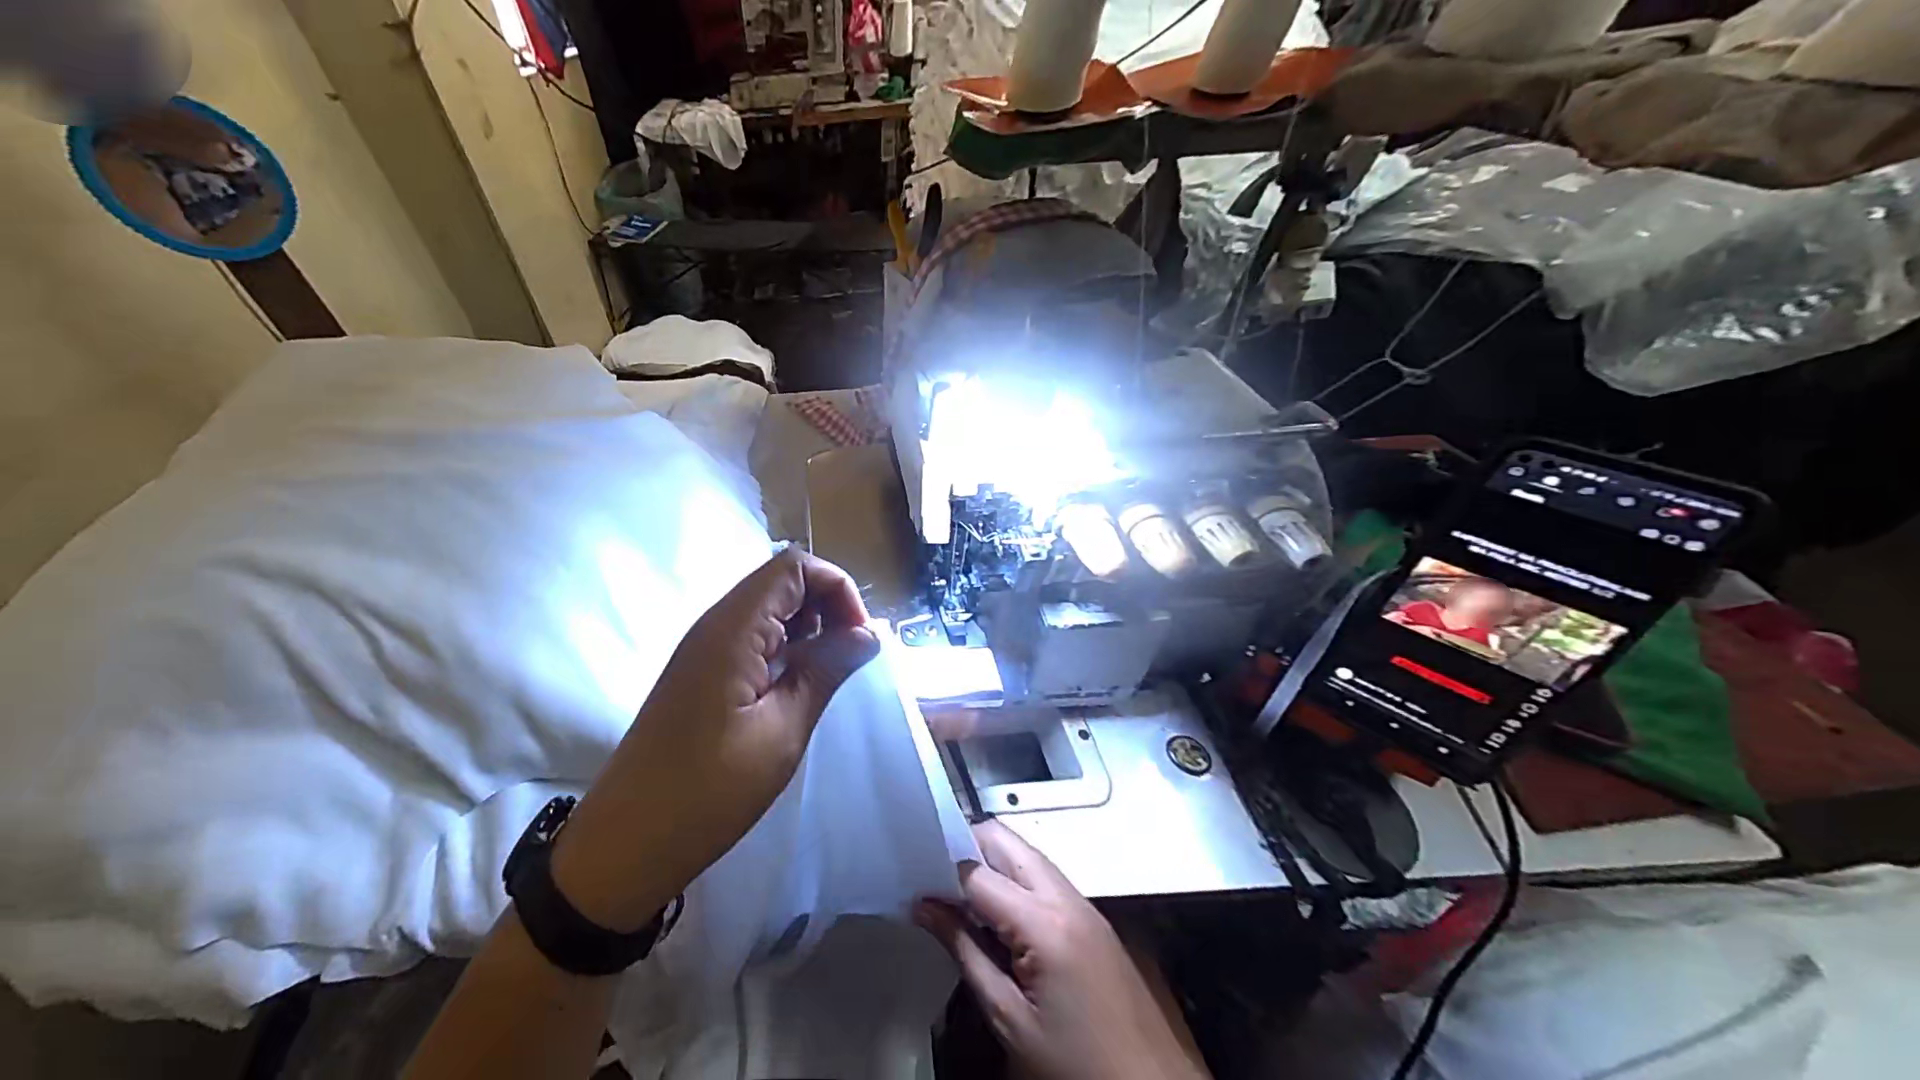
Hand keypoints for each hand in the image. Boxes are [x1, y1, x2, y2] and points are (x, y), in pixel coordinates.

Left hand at [550, 548, 879, 930]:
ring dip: (808, 630)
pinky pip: (752, 639)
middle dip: (827, 607)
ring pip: (769, 610)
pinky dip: (785, 650)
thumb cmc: (708, 790)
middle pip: (782, 582)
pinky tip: (795, 691)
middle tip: (848, 659)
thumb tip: (867, 634)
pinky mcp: (701, 674)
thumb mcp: (782, 730)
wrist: (626, 843)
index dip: (838, 589)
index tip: (859, 638)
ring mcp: (704, 649)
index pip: (794, 566)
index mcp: (733, 628)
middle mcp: (715, 625)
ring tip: (827, 677)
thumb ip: (826, 670)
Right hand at [915, 821, 1210, 1079]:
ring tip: (957, 897)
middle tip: (932, 878)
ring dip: (991, 864)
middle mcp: (1066, 898)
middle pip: (1006, 842)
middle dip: (966, 848)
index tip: (912, 881)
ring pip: (1026, 855)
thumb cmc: (1077, 1064)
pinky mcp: (1092, 917)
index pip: (977, 872)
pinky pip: (1044, 879)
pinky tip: (995, 913)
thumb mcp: (1009, 1017)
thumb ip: (964, 952)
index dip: (940, 873)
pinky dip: (1014, 881)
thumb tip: (927, 908)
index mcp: (1044, 922)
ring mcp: (1084, 904)